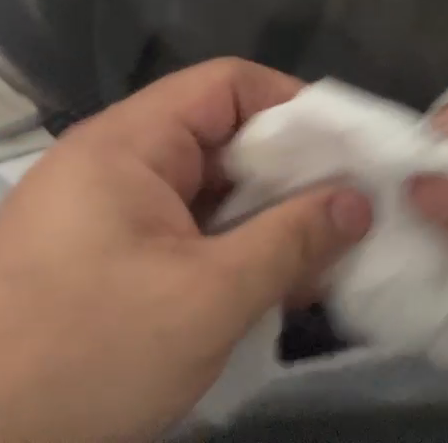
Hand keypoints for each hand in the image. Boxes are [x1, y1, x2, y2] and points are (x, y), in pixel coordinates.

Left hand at [0, 60, 372, 442]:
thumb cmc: (87, 363)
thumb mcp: (210, 300)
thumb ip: (294, 240)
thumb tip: (360, 202)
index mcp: (123, 146)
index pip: (227, 83)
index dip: (294, 105)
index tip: (344, 149)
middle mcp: (104, 162)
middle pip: (218, 132)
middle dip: (286, 168)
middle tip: (341, 207)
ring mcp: (93, 212)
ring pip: (202, 185)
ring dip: (260, 213)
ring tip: (314, 251)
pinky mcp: (90, 257)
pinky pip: (177, 225)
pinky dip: (225, 243)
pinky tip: (262, 282)